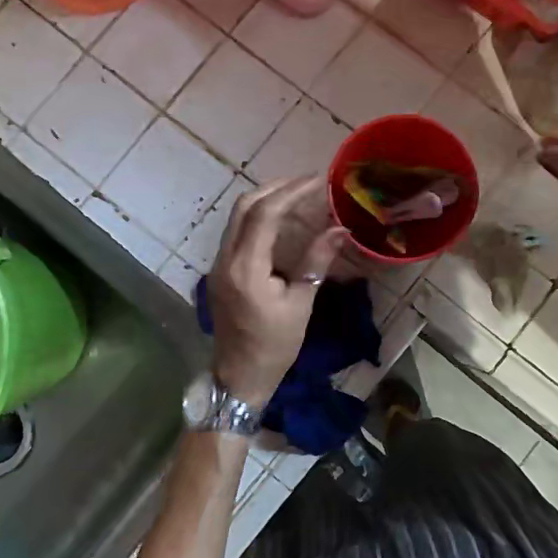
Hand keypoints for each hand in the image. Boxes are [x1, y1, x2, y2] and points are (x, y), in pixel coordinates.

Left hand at [206, 177, 346, 408]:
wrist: (240, 376)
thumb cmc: (275, 345)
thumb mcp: (301, 303)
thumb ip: (317, 261)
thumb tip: (340, 229)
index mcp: (246, 268)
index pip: (265, 214)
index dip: (292, 192)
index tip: (318, 181)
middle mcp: (225, 259)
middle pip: (244, 206)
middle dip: (276, 188)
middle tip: (307, 184)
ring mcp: (218, 264)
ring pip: (236, 217)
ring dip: (265, 201)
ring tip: (298, 197)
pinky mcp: (220, 271)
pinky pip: (236, 233)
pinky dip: (258, 219)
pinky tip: (281, 222)